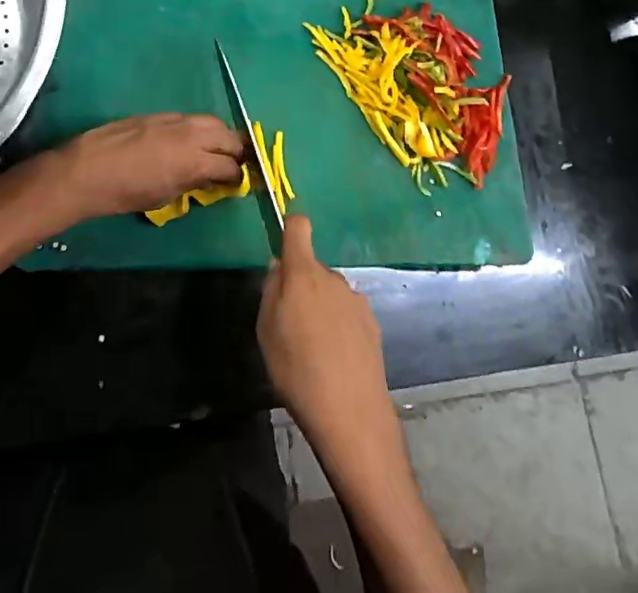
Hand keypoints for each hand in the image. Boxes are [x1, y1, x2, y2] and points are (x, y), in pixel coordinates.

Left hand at [53, 113, 245, 221]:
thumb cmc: (125, 193)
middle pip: (230, 137)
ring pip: (212, 122)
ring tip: (216, 149)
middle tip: (233, 165)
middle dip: (237, 152)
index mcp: (195, 161)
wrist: (87, 170)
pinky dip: (199, 129)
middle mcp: (192, 135)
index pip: (231, 165)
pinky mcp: (160, 114)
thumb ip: (192, 183)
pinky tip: (190, 140)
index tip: (236, 183)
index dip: (238, 177)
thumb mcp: (165, 197)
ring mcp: (176, 120)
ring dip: (220, 136)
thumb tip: (207, 178)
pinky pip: (190, 119)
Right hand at [259, 217, 467, 592]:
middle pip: (312, 268)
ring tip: (313, 349)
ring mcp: (356, 299)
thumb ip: (271, 291)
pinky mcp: (372, 322)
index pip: (299, 228)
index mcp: (304, 274)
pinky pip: (346, 313)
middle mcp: (333, 278)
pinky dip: (338, 326)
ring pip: (330, 293)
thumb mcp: (266, 330)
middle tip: (289, 324)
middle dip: (301, 285)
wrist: (349, 410)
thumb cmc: (296, 368)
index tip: (284, 248)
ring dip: (320, 308)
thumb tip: (280, 267)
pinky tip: (335, 358)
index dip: (290, 230)